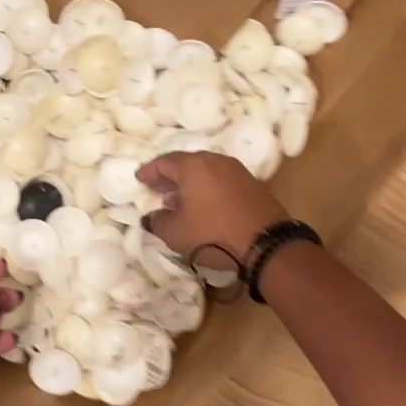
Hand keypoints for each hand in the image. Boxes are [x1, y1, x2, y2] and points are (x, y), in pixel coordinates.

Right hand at [137, 152, 289, 271]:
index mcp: (193, 166)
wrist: (266, 245)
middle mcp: (215, 161)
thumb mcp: (176, 234)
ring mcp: (237, 171)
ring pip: (206, 171)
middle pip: (186, 163)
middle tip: (157, 188)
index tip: (139, 179)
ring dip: (190, 183)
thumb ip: (158, 222)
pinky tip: (203, 206)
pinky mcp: (252, 185)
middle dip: (169, 176)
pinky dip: (207, 189)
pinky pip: (221, 180)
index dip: (149, 171)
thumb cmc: (213, 235)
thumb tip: (152, 216)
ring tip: (178, 200)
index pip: (164, 162)